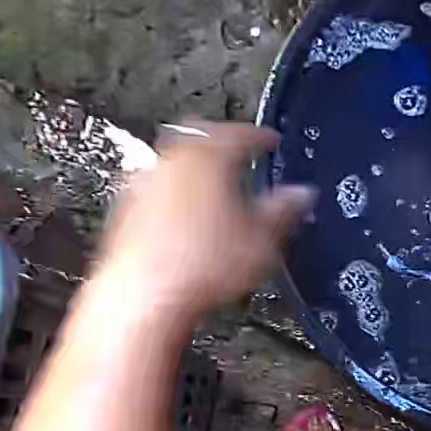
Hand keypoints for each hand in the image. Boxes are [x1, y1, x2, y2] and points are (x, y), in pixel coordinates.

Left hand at [94, 121, 314, 319]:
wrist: (148, 296)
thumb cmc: (201, 266)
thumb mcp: (263, 239)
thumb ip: (284, 209)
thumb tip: (301, 195)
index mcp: (208, 158)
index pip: (241, 133)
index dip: (262, 137)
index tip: (271, 141)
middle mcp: (172, 162)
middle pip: (202, 139)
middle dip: (224, 146)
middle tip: (243, 156)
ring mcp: (145, 185)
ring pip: (178, 164)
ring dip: (201, 172)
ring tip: (221, 192)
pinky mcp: (130, 211)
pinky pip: (160, 191)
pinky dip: (180, 196)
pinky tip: (193, 222)